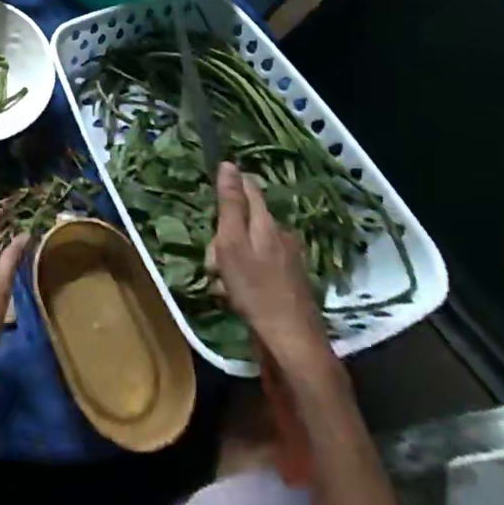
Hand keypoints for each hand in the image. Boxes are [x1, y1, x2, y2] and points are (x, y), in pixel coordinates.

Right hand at [209, 162, 329, 368]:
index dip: (231, 183)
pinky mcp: (287, 281)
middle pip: (244, 220)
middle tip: (214, 256)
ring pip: (248, 244)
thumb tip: (228, 165)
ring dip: (230, 258)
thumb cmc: (255, 287)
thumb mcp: (232, 241)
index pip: (249, 188)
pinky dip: (241, 275)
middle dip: (223, 233)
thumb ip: (230, 204)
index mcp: (267, 223)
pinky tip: (233, 294)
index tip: (211, 186)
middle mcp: (281, 235)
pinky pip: (256, 266)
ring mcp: (287, 259)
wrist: (291, 339)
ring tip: (222, 280)